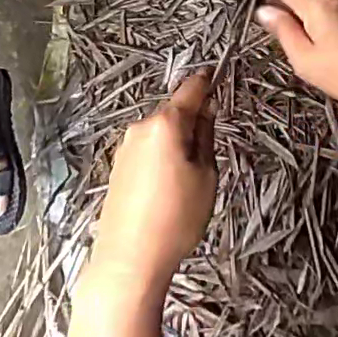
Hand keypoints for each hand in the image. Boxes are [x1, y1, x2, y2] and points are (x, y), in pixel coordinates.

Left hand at [93, 71, 217, 281]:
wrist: (129, 259)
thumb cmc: (176, 218)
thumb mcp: (206, 175)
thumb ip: (206, 136)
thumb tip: (207, 109)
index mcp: (165, 124)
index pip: (191, 89)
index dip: (207, 82)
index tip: (219, 76)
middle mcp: (141, 127)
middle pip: (174, 111)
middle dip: (193, 120)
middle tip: (210, 149)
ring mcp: (125, 147)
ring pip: (160, 132)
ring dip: (177, 140)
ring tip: (189, 178)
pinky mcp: (118, 166)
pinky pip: (147, 149)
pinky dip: (162, 155)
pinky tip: (168, 186)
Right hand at [254, 0, 337, 114]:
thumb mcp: (304, 59)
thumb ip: (282, 30)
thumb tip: (266, 13)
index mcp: (317, 2)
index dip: (272, 0)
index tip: (272, 17)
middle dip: (298, 13)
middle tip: (303, 43)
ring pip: (324, 0)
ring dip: (319, 17)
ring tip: (328, 48)